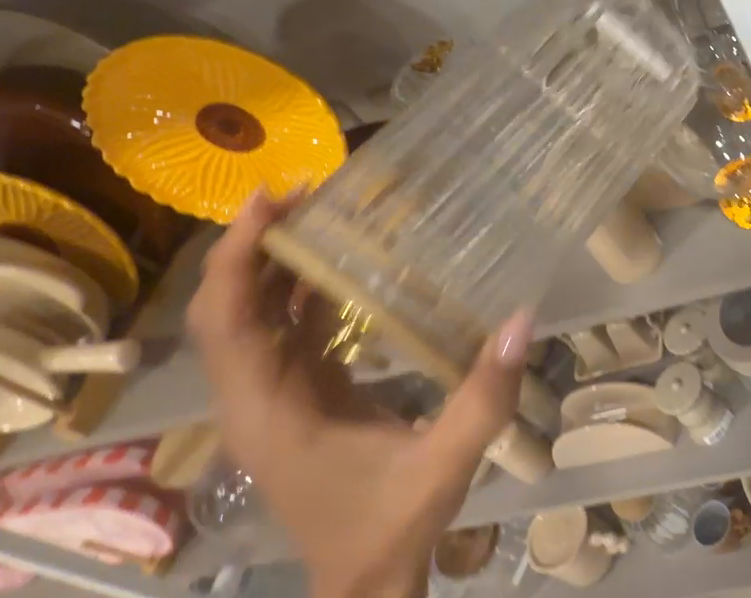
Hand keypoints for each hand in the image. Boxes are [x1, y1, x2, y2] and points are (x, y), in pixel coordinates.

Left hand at [187, 190, 532, 597]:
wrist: (365, 585)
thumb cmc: (391, 525)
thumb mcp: (444, 461)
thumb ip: (485, 395)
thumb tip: (522, 318)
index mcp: (269, 410)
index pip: (228, 319)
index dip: (240, 255)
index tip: (273, 199)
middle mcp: (254, 400)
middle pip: (227, 309)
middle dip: (254, 246)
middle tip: (303, 191)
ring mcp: (271, 402)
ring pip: (251, 319)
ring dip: (275, 266)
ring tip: (319, 213)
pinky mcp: (296, 402)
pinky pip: (283, 335)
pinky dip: (300, 295)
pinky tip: (340, 269)